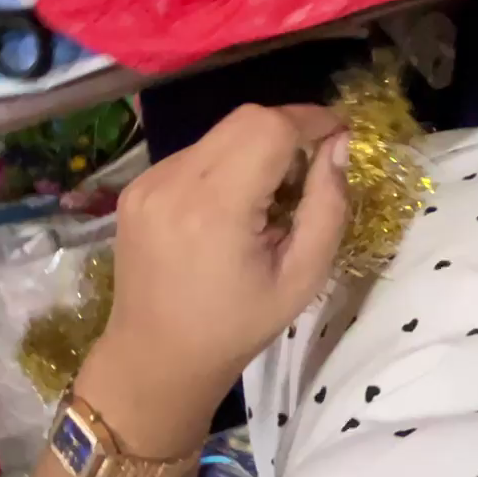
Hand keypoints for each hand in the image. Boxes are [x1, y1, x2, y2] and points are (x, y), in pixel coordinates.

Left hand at [78, 104, 348, 450]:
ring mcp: (149, 181)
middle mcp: (174, 183)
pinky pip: (198, 152)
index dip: (312, 120)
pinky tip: (234, 204)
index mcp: (215, 210)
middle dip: (289, 129)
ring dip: (259, 145)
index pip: (270, 128)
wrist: (156, 357)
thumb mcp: (304, 276)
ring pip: (222, 131)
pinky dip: (229, 162)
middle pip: (247, 119)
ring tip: (271, 194)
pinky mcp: (138, 186)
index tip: (339, 134)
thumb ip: (328, 205)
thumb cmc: (238, 325)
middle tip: (311, 165)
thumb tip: (338, 144)